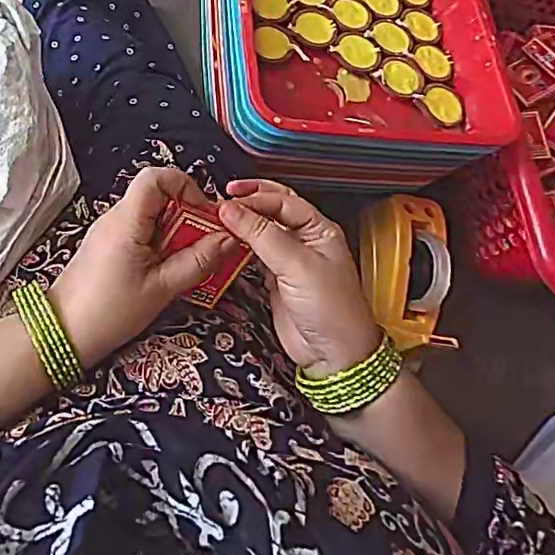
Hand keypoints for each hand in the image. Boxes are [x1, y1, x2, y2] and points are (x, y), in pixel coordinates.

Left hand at [46, 167, 240, 368]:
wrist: (62, 334)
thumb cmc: (108, 312)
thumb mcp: (162, 288)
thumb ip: (199, 261)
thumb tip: (230, 239)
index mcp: (127, 220)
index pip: (157, 176)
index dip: (185, 187)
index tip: (203, 214)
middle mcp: (116, 217)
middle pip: (159, 195)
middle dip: (188, 215)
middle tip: (204, 244)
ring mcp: (110, 229)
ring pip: (153, 213)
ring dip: (176, 231)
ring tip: (186, 262)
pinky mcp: (109, 244)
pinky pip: (142, 229)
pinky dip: (161, 242)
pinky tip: (166, 270)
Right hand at [218, 179, 383, 375]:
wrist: (334, 356)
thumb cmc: (333, 311)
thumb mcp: (297, 265)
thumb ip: (263, 235)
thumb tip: (232, 210)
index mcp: (319, 228)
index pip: (282, 200)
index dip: (255, 197)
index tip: (229, 200)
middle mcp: (305, 239)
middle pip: (273, 208)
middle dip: (249, 199)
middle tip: (222, 197)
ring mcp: (290, 258)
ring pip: (262, 229)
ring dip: (242, 221)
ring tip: (220, 217)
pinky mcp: (276, 278)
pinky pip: (254, 252)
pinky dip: (239, 244)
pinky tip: (227, 241)